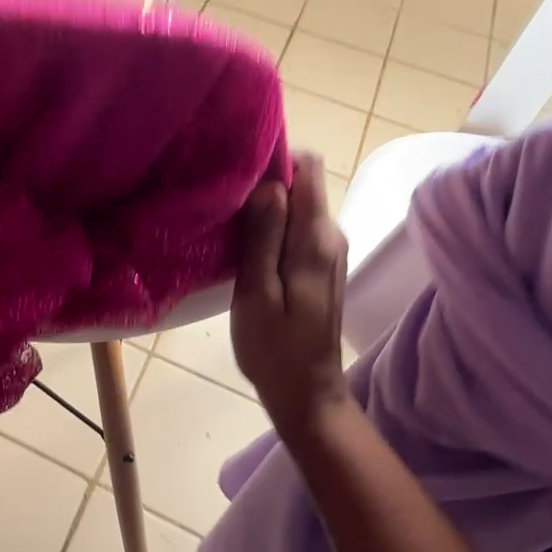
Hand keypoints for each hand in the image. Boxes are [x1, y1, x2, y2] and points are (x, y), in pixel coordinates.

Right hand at [231, 154, 350, 425]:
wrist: (306, 394)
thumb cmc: (274, 348)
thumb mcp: (258, 293)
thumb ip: (264, 236)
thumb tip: (268, 183)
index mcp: (315, 238)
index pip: (307, 166)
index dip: (274, 157)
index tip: (236, 167)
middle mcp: (330, 234)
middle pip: (300, 181)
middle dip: (263, 180)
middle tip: (221, 196)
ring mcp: (327, 248)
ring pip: (296, 203)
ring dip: (264, 204)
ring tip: (225, 217)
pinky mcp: (319, 262)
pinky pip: (295, 225)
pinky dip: (270, 224)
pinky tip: (243, 242)